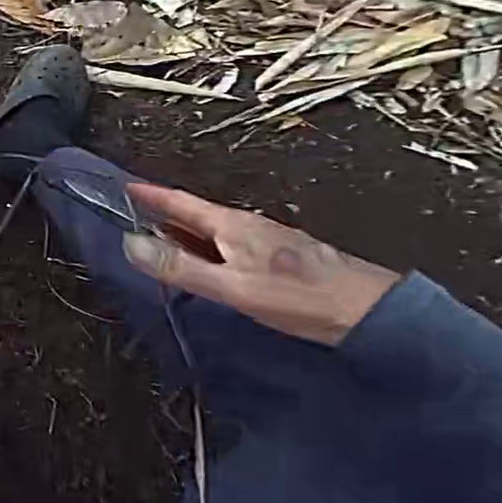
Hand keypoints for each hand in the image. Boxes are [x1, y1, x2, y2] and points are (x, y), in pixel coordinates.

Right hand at [121, 181, 400, 345]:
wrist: (374, 316)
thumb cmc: (297, 297)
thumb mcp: (230, 285)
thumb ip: (179, 266)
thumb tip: (129, 242)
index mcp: (230, 225)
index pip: (181, 202)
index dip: (152, 194)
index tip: (127, 186)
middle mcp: (246, 225)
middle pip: (196, 215)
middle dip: (164, 215)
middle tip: (134, 218)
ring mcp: (265, 241)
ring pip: (213, 232)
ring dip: (185, 234)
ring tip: (161, 242)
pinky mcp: (279, 258)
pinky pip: (229, 245)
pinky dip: (206, 248)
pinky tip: (207, 264)